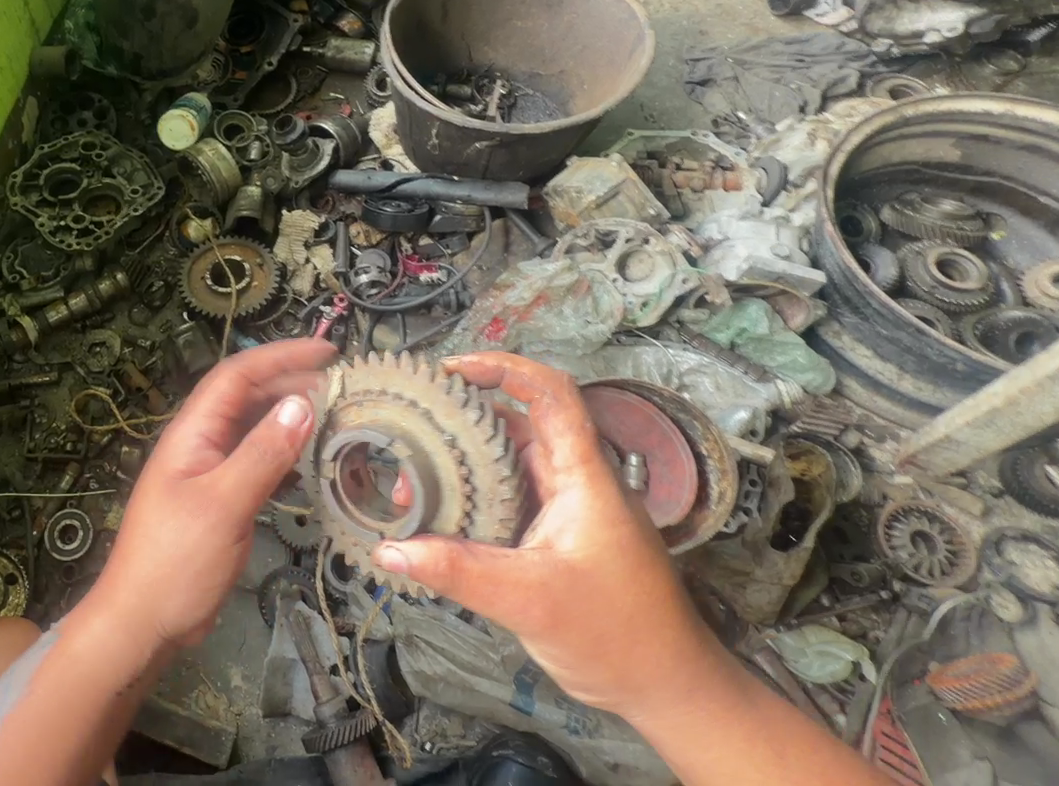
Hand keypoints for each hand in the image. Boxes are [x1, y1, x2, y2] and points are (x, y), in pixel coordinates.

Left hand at [87, 339, 337, 648]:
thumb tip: (303, 404)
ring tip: (336, 416)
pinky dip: (286, 454)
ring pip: (255, 429)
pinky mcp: (222, 499)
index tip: (328, 351)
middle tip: (343, 386)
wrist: (143, 622)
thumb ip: (263, 453)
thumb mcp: (223, 504)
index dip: (281, 356)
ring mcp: (211, 471)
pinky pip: (258, 461)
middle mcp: (201, 442)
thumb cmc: (176, 560)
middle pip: (248, 397)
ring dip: (291, 418)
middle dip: (291, 382)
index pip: (238, 376)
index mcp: (193, 432)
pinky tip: (312, 462)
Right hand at [370, 352, 725, 715]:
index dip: (503, 368)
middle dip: (461, 423)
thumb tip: (389, 550)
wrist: (669, 690)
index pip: (551, 394)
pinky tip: (440, 517)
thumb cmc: (617, 635)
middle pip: (517, 424)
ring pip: (508, 463)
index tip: (450, 370)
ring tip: (415, 485)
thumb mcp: (530, 600)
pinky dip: (472, 497)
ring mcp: (567, 508)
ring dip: (462, 466)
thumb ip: (457, 571)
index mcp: (584, 477)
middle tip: (411, 435)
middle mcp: (575, 481)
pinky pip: (508, 497)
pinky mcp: (557, 534)